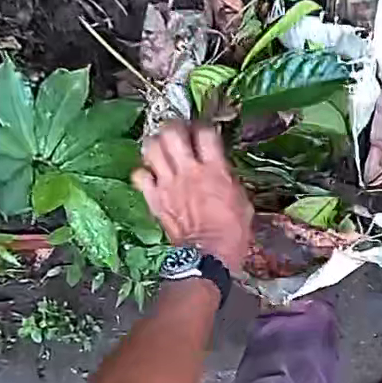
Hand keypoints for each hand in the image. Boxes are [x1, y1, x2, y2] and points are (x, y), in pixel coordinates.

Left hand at [133, 123, 252, 272]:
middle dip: (174, 127)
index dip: (204, 126)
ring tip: (163, 148)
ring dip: (156, 144)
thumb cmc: (233, 231)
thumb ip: (228, 179)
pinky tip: (152, 175)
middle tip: (179, 132)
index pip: (205, 133)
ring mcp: (167, 183)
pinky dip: (144, 172)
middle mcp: (188, 171)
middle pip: (172, 133)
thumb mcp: (242, 200)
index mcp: (214, 170)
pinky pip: (139, 175)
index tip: (205, 131)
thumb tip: (221, 170)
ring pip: (152, 148)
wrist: (209, 256)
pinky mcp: (154, 198)